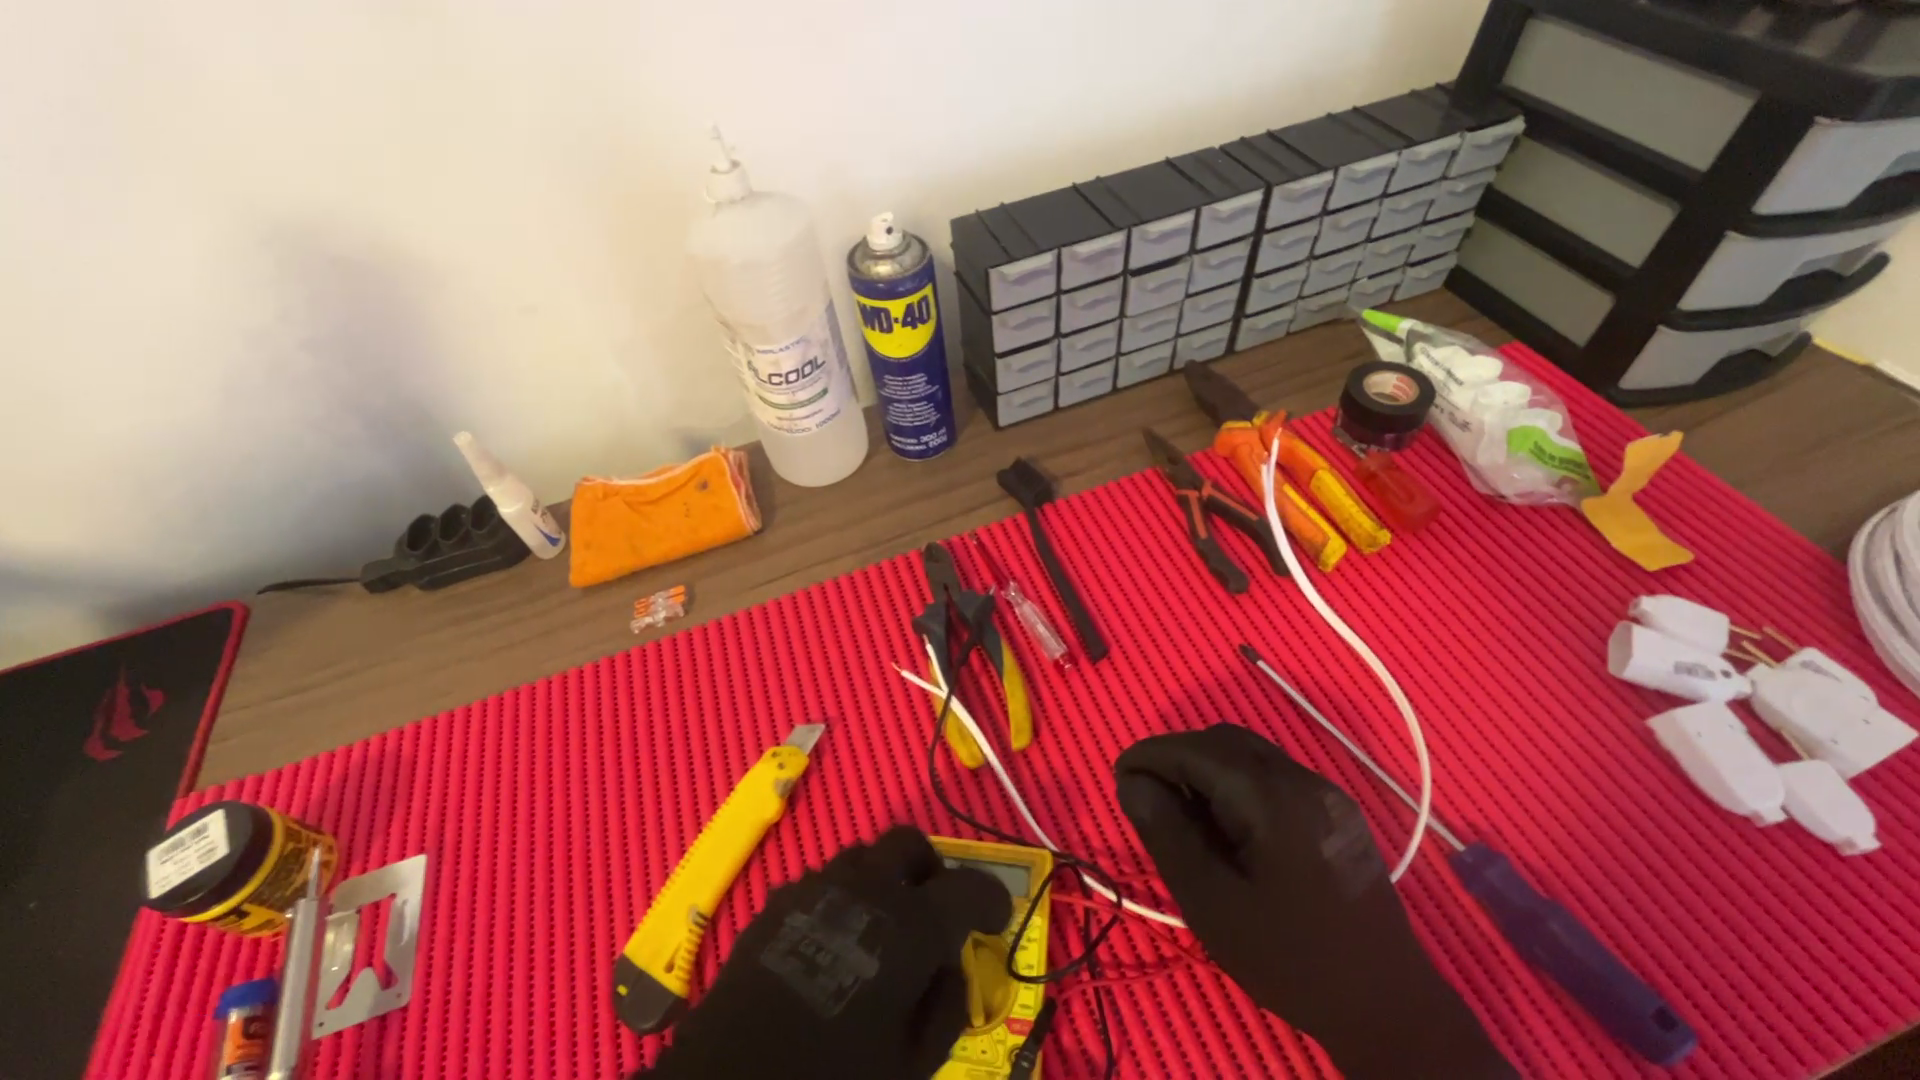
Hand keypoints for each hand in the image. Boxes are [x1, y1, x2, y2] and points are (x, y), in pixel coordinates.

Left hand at [641, 826, 1012, 1079]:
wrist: (733, 1077)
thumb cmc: (835, 1073)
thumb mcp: (912, 1062)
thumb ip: (945, 1004)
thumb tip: (951, 964)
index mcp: (911, 924)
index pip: (969, 886)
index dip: (991, 901)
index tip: (993, 924)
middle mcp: (866, 888)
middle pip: (908, 844)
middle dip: (930, 871)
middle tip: (933, 913)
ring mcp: (816, 888)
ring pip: (863, 857)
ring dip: (883, 882)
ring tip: (880, 931)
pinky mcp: (778, 903)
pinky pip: (823, 881)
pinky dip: (843, 899)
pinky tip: (834, 945)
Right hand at [1115, 725, 1512, 1079]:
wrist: (1387, 1007)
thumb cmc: (1290, 960)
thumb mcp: (1213, 904)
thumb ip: (1168, 834)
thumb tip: (1133, 781)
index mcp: (1276, 800)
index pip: (1199, 750)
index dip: (1152, 755)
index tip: (1119, 778)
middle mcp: (1305, 781)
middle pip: (1226, 741)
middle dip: (1178, 757)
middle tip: (1145, 797)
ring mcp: (1326, 795)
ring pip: (1251, 755)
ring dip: (1206, 768)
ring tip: (1178, 812)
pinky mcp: (1335, 814)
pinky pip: (1273, 777)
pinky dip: (1235, 784)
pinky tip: (1222, 825)